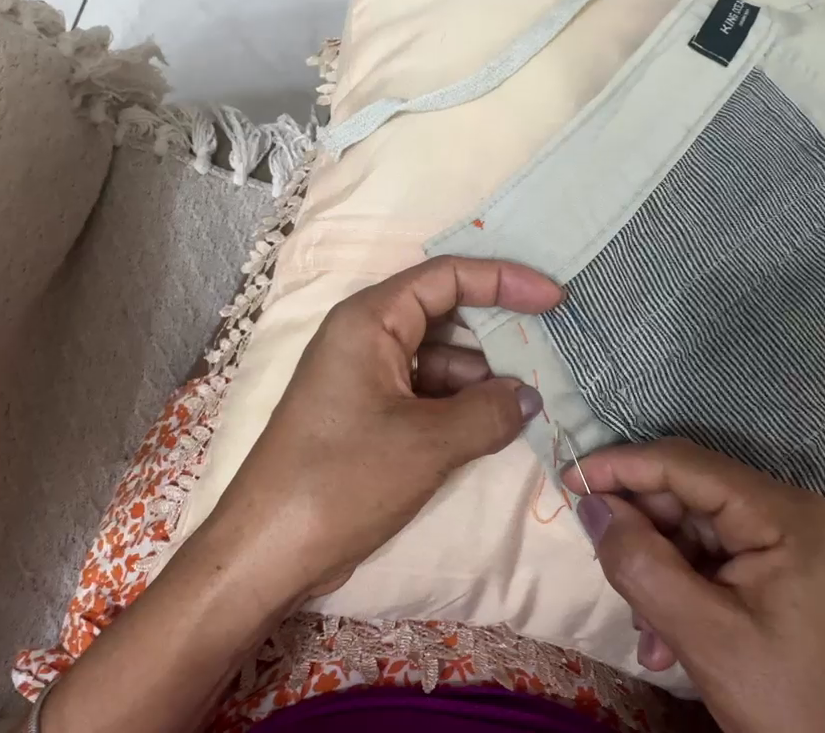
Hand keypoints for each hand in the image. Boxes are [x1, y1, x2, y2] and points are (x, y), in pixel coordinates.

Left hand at [199, 256, 555, 602]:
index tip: (555, 299)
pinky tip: (496, 425)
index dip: (505, 280)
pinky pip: (424, 391)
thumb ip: (489, 412)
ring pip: (438, 357)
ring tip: (534, 398)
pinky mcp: (367, 413)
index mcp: (371, 319)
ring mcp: (364, 375)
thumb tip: (530, 396)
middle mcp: (365, 335)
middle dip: (497, 330)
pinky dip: (461, 404)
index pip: (446, 276)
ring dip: (482, 376)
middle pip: (443, 313)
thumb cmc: (342, 479)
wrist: (269, 548)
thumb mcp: (427, 444)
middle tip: (552, 349)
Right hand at [566, 439, 824, 732]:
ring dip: (662, 573)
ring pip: (700, 533)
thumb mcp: (707, 638)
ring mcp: (799, 545)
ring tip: (648, 635)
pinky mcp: (796, 576)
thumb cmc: (796, 707)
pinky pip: (722, 562)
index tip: (567, 481)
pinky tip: (671, 642)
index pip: (682, 463)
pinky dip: (689, 591)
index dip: (619, 466)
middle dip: (643, 534)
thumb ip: (642, 565)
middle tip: (609, 575)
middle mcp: (794, 514)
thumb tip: (591, 506)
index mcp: (783, 514)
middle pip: (691, 497)